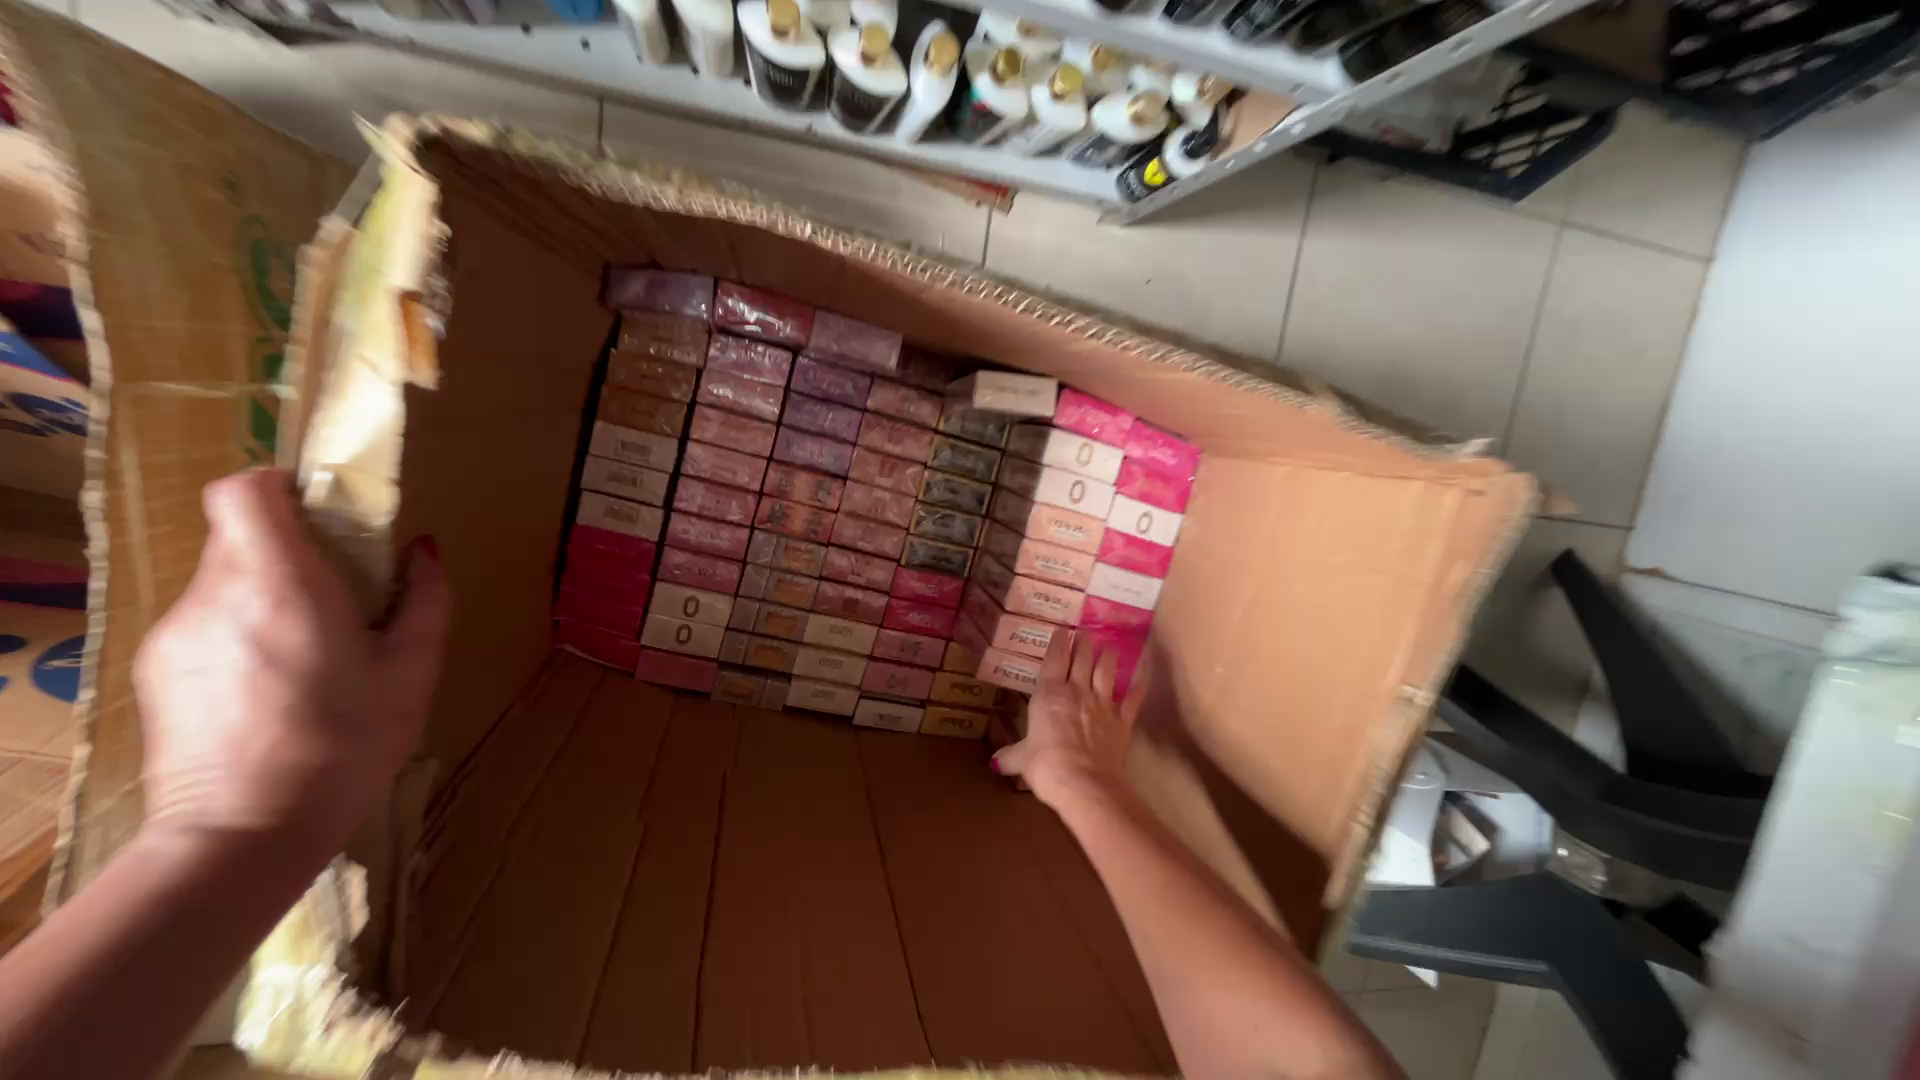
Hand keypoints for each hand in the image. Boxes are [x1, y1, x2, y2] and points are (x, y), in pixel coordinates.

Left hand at [131, 468, 450, 857]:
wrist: (246, 832)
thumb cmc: (347, 743)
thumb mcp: (412, 671)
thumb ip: (425, 598)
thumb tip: (423, 549)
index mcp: (282, 585)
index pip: (244, 491)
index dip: (280, 484)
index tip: (323, 509)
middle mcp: (215, 595)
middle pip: (240, 535)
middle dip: (293, 548)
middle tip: (341, 592)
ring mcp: (176, 633)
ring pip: (224, 580)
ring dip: (269, 592)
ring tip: (312, 649)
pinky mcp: (157, 669)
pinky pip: (205, 621)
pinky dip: (243, 628)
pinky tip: (273, 684)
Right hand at [991, 632, 1145, 806]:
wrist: (1085, 784)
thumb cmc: (1046, 766)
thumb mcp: (1021, 760)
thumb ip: (1009, 757)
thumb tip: (995, 763)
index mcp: (1049, 694)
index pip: (1054, 659)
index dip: (1058, 642)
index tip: (1062, 628)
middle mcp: (1077, 692)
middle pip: (1082, 659)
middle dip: (1084, 643)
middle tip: (1087, 630)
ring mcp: (1102, 705)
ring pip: (1107, 673)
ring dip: (1108, 657)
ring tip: (1110, 645)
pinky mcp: (1122, 722)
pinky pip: (1132, 700)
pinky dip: (1138, 688)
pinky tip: (1142, 677)